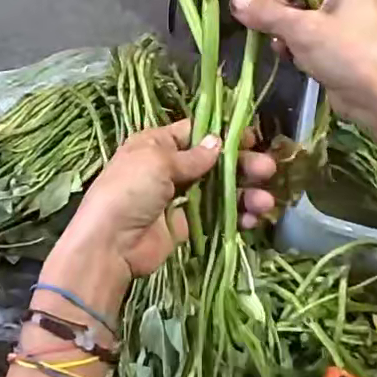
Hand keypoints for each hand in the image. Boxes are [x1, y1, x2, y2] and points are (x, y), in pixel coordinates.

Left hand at [45, 120, 276, 292]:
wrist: (110, 244)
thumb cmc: (129, 191)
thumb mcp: (157, 162)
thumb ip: (191, 155)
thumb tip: (216, 142)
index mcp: (155, 145)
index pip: (194, 132)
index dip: (223, 134)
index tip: (252, 137)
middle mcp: (168, 168)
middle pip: (213, 162)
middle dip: (241, 164)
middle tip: (267, 169)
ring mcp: (177, 198)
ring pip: (219, 189)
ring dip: (244, 192)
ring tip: (264, 201)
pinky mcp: (185, 225)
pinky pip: (215, 215)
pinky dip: (236, 215)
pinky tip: (253, 219)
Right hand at [230, 0, 376, 134]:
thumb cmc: (348, 55)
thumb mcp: (302, 31)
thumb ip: (266, 13)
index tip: (271, 19)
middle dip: (285, 18)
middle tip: (282, 40)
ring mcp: (356, 12)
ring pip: (306, 15)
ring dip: (291, 35)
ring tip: (294, 54)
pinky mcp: (352, 37)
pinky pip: (318, 32)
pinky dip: (305, 46)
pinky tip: (305, 62)